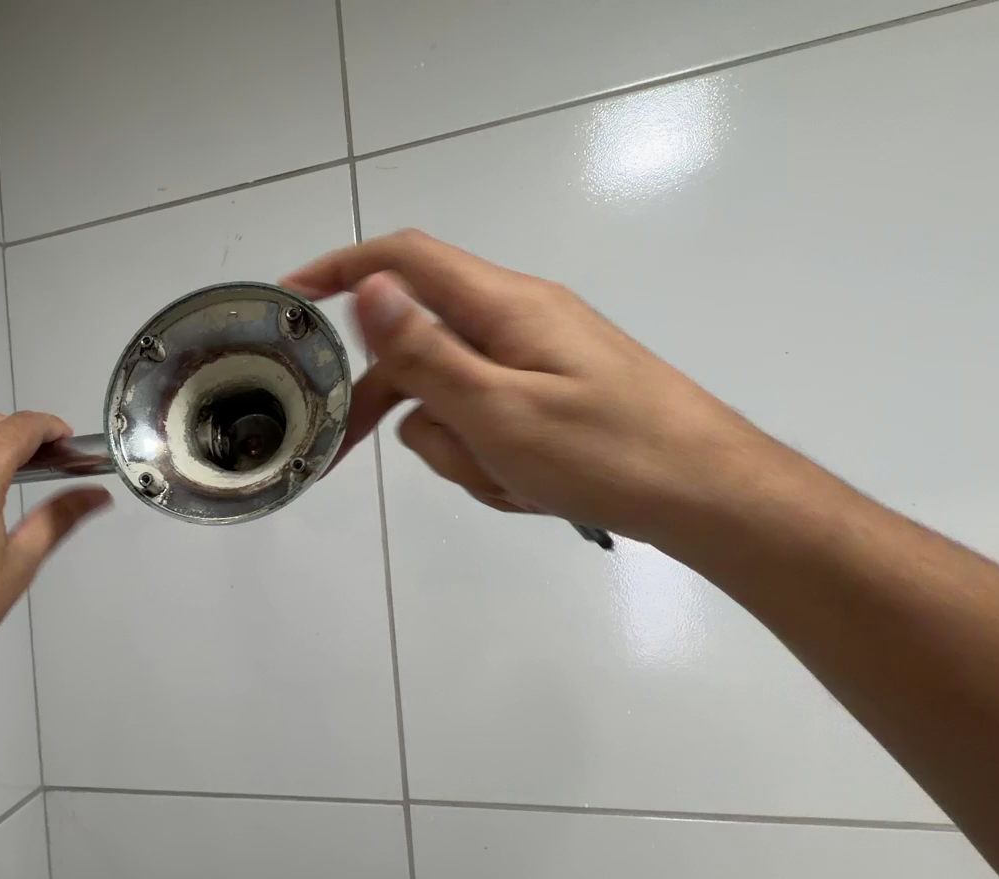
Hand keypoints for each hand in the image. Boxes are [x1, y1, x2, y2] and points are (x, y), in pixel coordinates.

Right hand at [283, 230, 795, 544]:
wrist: (711, 498)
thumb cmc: (609, 453)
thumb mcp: (498, 411)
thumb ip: (425, 352)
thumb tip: (368, 288)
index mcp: (502, 307)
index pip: (403, 259)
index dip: (339, 269)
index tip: (286, 300)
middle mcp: (512, 321)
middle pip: (413, 346)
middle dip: (385, 402)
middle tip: (343, 454)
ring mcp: (529, 360)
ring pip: (441, 395)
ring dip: (452, 445)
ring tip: (502, 476)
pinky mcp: (542, 395)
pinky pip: (478, 420)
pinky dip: (483, 455)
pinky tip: (521, 483)